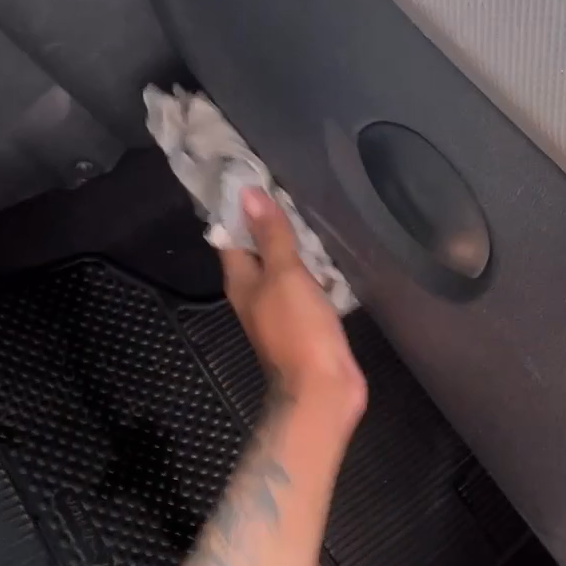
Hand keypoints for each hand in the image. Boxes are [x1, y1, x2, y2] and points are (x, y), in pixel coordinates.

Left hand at [220, 188, 365, 417]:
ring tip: (314, 215)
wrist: (323, 387)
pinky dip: (315, 271)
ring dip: (296, 248)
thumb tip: (248, 194)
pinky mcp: (306, 322)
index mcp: (241, 282)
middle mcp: (255, 295)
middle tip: (291, 190)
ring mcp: (281, 310)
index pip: (232, 237)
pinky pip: (307, 288)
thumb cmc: (298, 329)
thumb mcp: (284, 274)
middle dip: (271, 225)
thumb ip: (270, 235)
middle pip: (259, 252)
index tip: (255, 178)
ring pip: (284, 270)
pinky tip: (332, 258)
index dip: (240, 210)